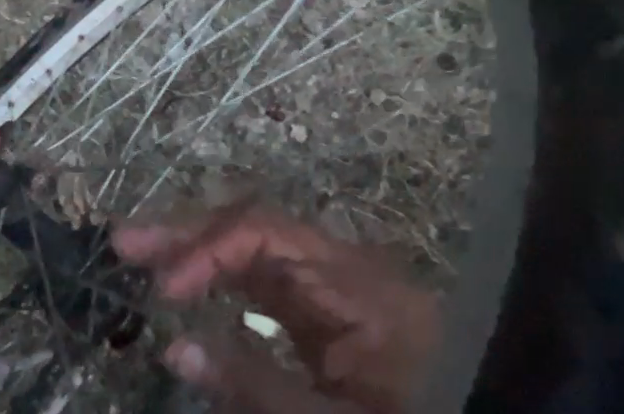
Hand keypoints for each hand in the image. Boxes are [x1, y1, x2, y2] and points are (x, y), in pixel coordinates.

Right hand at [114, 206, 438, 413]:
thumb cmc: (420, 413)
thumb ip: (256, 383)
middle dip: (187, 232)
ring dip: (200, 250)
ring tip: (144, 255)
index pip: (261, 234)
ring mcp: (339, 291)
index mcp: (352, 282)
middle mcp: (340, 269)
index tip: (164, 289)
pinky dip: (226, 280)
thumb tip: (174, 346)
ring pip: (257, 249)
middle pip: (252, 228)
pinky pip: (271, 281)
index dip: (205, 250)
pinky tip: (194, 288)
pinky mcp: (336, 317)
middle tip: (124, 242)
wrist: (499, 413)